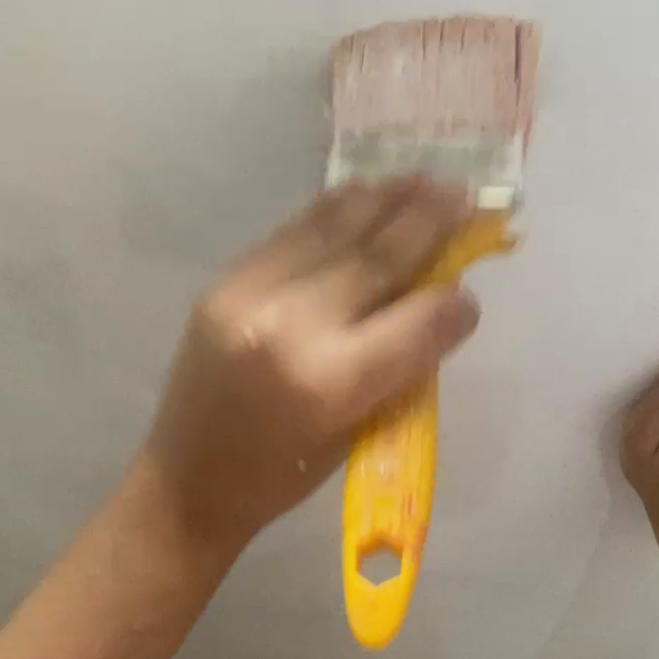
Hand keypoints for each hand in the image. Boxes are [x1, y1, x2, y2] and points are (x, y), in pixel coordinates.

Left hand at [139, 177, 482, 550]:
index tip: (472, 293)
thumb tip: (438, 304)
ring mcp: (251, 295)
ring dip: (385, 200)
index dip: (452, 305)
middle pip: (377, 260)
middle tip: (466, 196)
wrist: (186, 481)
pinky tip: (364, 192)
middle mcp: (291, 326)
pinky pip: (292, 232)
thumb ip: (398, 366)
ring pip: (334, 231)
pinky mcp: (226, 282)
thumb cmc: (282, 477)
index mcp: (329, 382)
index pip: (415, 323)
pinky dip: (334, 209)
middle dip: (429, 224)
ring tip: (423, 177)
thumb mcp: (357, 434)